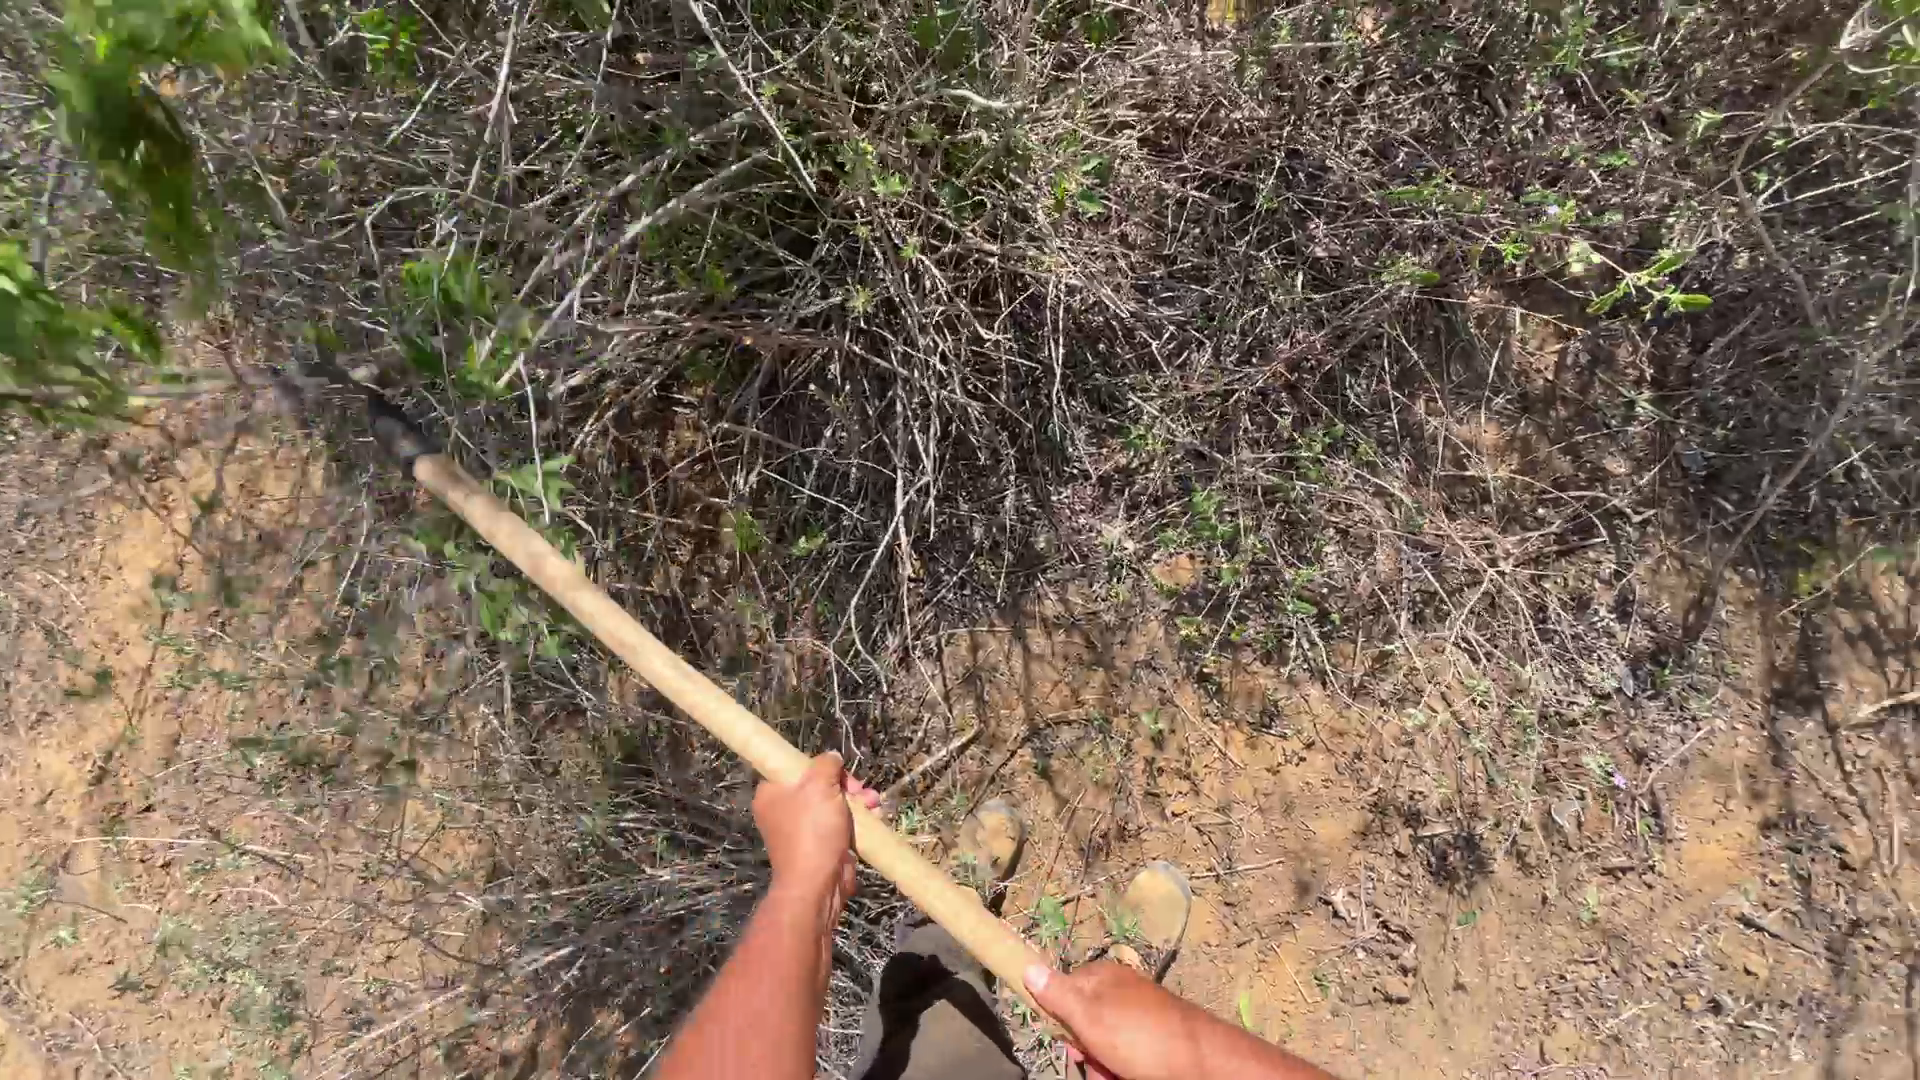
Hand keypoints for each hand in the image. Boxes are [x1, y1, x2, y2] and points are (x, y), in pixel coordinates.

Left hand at [752, 753, 879, 918]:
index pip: (794, 767)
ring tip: (873, 803)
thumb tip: (831, 758)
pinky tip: (873, 815)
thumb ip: (826, 764)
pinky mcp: (821, 844)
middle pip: (818, 784)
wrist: (818, 884)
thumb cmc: (812, 830)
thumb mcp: (819, 785)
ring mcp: (803, 829)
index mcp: (772, 793)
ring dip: (856, 800)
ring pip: (833, 803)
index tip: (836, 770)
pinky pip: (840, 822)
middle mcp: (783, 810)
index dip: (818, 765)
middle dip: (845, 785)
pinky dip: (856, 818)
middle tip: (858, 789)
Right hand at [1026, 960, 1207, 1079]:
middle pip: (1084, 1022)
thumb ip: (1057, 994)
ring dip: (1103, 1066)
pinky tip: (1128, 1076)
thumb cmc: (1138, 1036)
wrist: (1201, 1062)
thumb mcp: (1089, 1016)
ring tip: (1115, 1076)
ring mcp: (1138, 1014)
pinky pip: (1126, 1054)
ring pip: (1105, 1044)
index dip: (1059, 1020)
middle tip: (1095, 1064)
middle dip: (1085, 1050)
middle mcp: (1119, 990)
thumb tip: (1027, 967)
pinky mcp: (1154, 1038)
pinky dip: (1123, 1069)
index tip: (1068, 1042)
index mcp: (1101, 977)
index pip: (1063, 990)